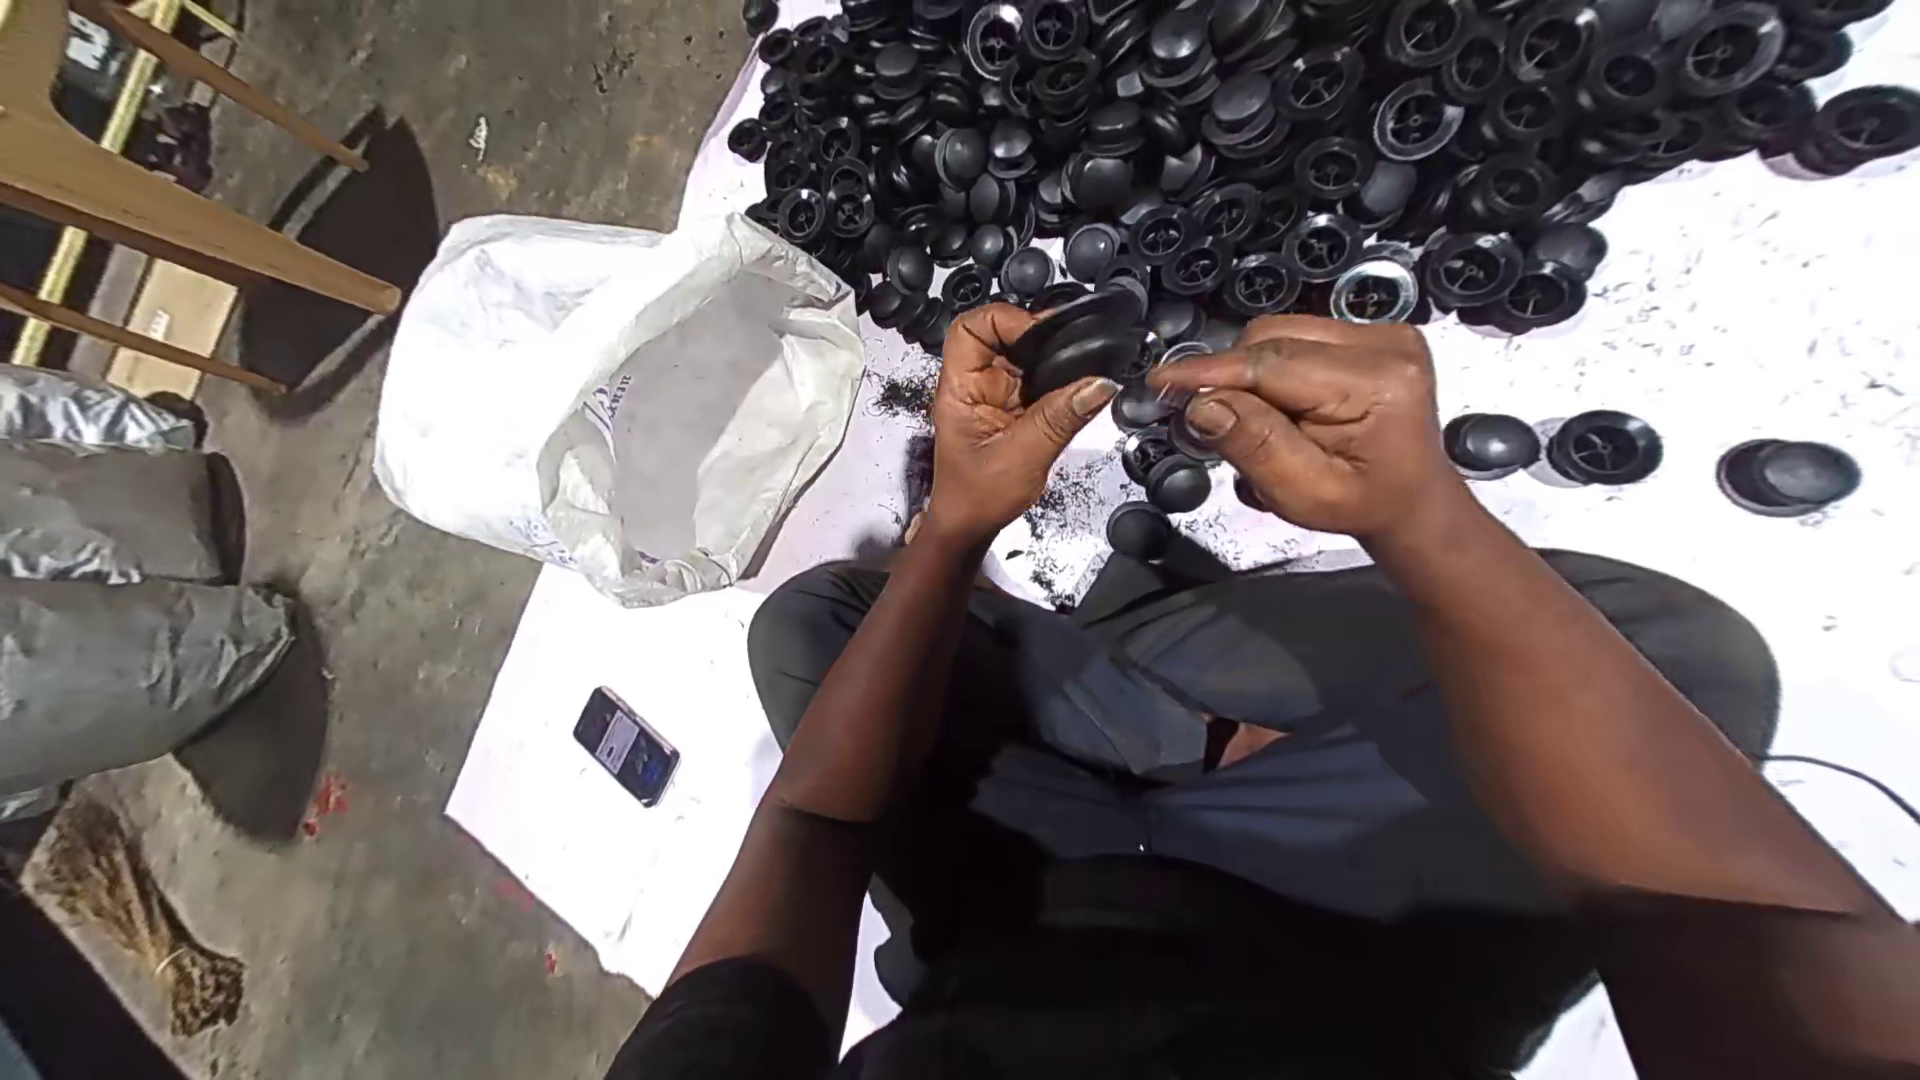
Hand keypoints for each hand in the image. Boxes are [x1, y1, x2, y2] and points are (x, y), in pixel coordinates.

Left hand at [923, 304, 1118, 544]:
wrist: (971, 526)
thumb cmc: (976, 499)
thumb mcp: (1022, 457)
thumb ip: (1061, 419)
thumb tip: (1098, 384)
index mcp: (959, 391)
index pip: (971, 329)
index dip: (1006, 320)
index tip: (1041, 334)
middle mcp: (974, 387)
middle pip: (1003, 337)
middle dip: (1039, 341)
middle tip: (1074, 351)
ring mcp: (994, 397)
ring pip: (1025, 359)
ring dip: (1053, 363)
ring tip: (1079, 372)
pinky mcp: (1013, 409)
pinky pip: (1038, 383)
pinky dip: (1059, 384)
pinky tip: (1074, 392)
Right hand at [1149, 315, 1468, 542]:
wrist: (1407, 497)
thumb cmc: (1363, 502)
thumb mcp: (1301, 492)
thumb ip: (1253, 445)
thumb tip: (1204, 406)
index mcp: (1377, 384)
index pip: (1271, 363)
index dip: (1209, 372)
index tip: (1163, 381)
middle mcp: (1383, 345)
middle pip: (1269, 340)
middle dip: (1228, 380)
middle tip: (1213, 425)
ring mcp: (1376, 335)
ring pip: (1274, 335)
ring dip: (1245, 376)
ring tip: (1252, 422)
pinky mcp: (1362, 336)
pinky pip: (1289, 340)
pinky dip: (1263, 372)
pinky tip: (1274, 407)